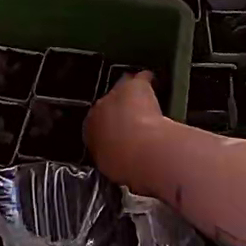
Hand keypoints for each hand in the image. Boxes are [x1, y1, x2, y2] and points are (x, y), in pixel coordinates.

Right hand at [85, 70, 172, 189]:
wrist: (142, 151)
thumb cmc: (126, 165)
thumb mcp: (113, 167)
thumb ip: (114, 158)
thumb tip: (123, 163)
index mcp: (89, 132)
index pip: (95, 124)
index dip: (109, 126)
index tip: (120, 131)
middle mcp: (98, 110)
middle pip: (107, 104)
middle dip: (118, 109)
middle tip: (133, 116)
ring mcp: (115, 95)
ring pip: (122, 88)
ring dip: (132, 95)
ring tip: (144, 100)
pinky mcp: (134, 85)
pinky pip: (140, 78)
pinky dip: (148, 80)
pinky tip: (155, 82)